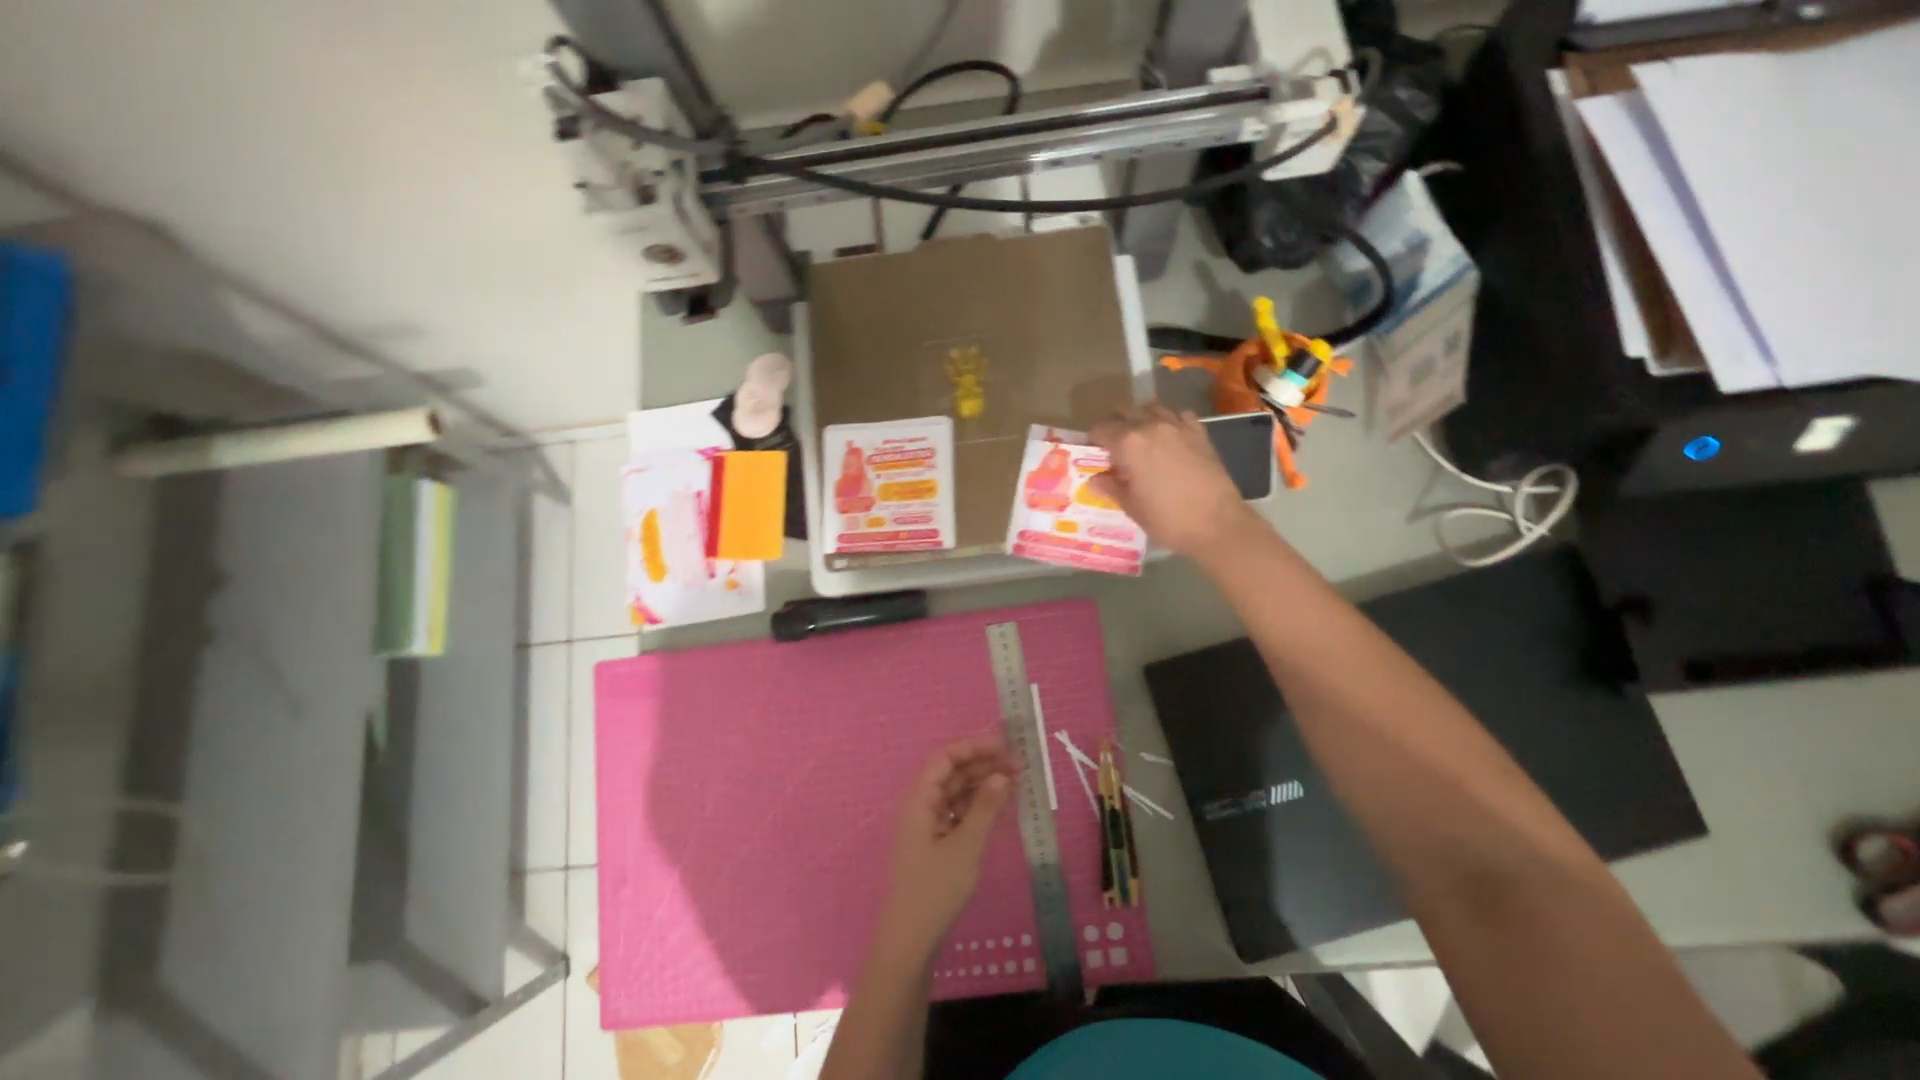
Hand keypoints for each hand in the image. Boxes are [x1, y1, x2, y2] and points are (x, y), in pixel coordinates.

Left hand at [881, 736, 1014, 952]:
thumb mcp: (966, 846)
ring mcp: (927, 827)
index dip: (973, 747)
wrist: (912, 939)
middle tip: (1019, 765)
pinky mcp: (936, 846)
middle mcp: (921, 808)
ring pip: (956, 794)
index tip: (1005, 747)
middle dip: (982, 764)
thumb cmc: (936, 889)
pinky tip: (1001, 807)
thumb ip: (985, 808)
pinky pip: (958, 814)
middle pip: (950, 774)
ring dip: (983, 785)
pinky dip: (978, 807)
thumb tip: (1002, 775)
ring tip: (1015, 782)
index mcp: (919, 802)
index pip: (943, 759)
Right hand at [1090, 404, 1256, 559]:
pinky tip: (1170, 438)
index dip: (1093, 439)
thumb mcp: (1132, 506)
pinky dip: (1170, 421)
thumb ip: (1111, 487)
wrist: (1217, 523)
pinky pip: (1180, 416)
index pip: (1101, 429)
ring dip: (1142, 419)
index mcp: (1129, 443)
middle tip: (1113, 446)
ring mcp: (1178, 426)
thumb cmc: (1167, 519)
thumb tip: (1095, 479)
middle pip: (1125, 412)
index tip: (1092, 452)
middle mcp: (1152, 426)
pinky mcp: (1200, 433)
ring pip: (1152, 409)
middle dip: (1115, 425)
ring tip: (1141, 438)